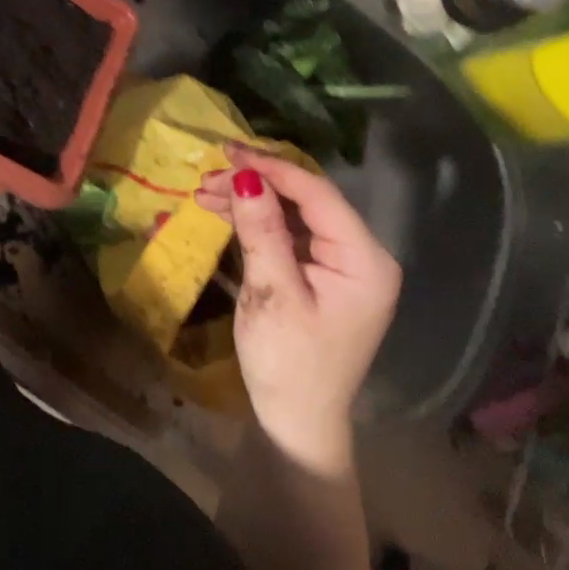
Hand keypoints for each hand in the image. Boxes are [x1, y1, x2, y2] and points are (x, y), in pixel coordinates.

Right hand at [195, 145, 400, 472]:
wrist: (298, 418)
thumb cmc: (287, 359)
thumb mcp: (271, 293)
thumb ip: (262, 231)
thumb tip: (245, 177)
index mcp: (364, 260)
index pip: (318, 195)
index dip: (271, 168)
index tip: (226, 151)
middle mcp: (362, 256)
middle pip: (307, 201)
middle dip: (256, 184)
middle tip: (206, 180)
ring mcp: (343, 266)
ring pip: (294, 214)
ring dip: (251, 201)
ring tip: (205, 194)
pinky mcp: (322, 276)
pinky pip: (290, 234)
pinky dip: (257, 221)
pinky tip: (224, 213)